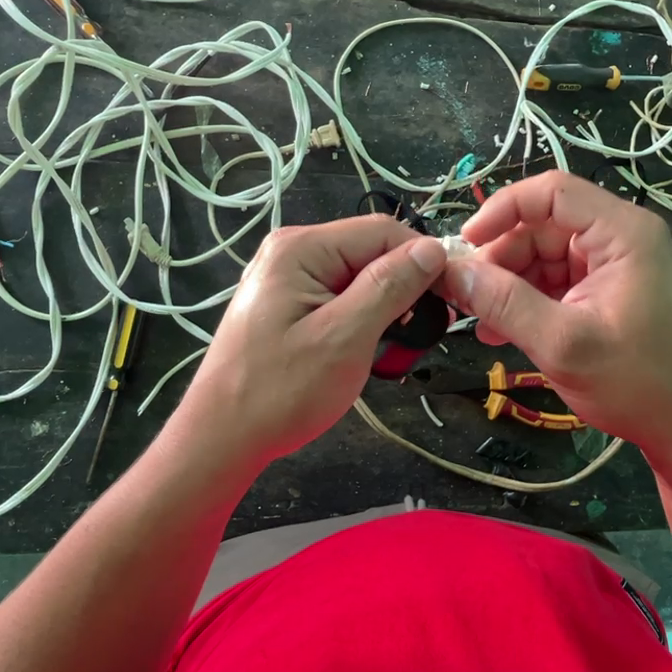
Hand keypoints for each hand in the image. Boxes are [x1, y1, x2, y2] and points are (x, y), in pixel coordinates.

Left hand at [172, 215, 446, 468]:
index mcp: (301, 248)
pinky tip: (362, 351)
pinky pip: (340, 297)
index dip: (423, 261)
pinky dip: (361, 321)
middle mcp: (292, 251)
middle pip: (371, 251)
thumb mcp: (345, 337)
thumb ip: (390, 286)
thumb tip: (433, 248)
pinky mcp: (287, 304)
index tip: (451, 301)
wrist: (220, 440)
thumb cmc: (281, 391)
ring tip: (388, 350)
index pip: (383, 231)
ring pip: (360, 277)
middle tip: (415, 337)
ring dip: (383, 310)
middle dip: (402, 290)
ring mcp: (287, 277)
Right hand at [438, 172, 671, 459]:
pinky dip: (525, 301)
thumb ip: (504, 304)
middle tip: (468, 298)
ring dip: (508, 286)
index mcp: (623, 233)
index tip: (464, 245)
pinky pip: (554, 281)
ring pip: (541, 255)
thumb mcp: (563, 343)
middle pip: (542, 226)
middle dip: (501, 259)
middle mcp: (620, 237)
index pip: (552, 192)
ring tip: (482, 324)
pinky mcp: (606, 291)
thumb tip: (450, 274)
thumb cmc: (636, 383)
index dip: (502, 210)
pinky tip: (500, 332)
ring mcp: (613, 265)